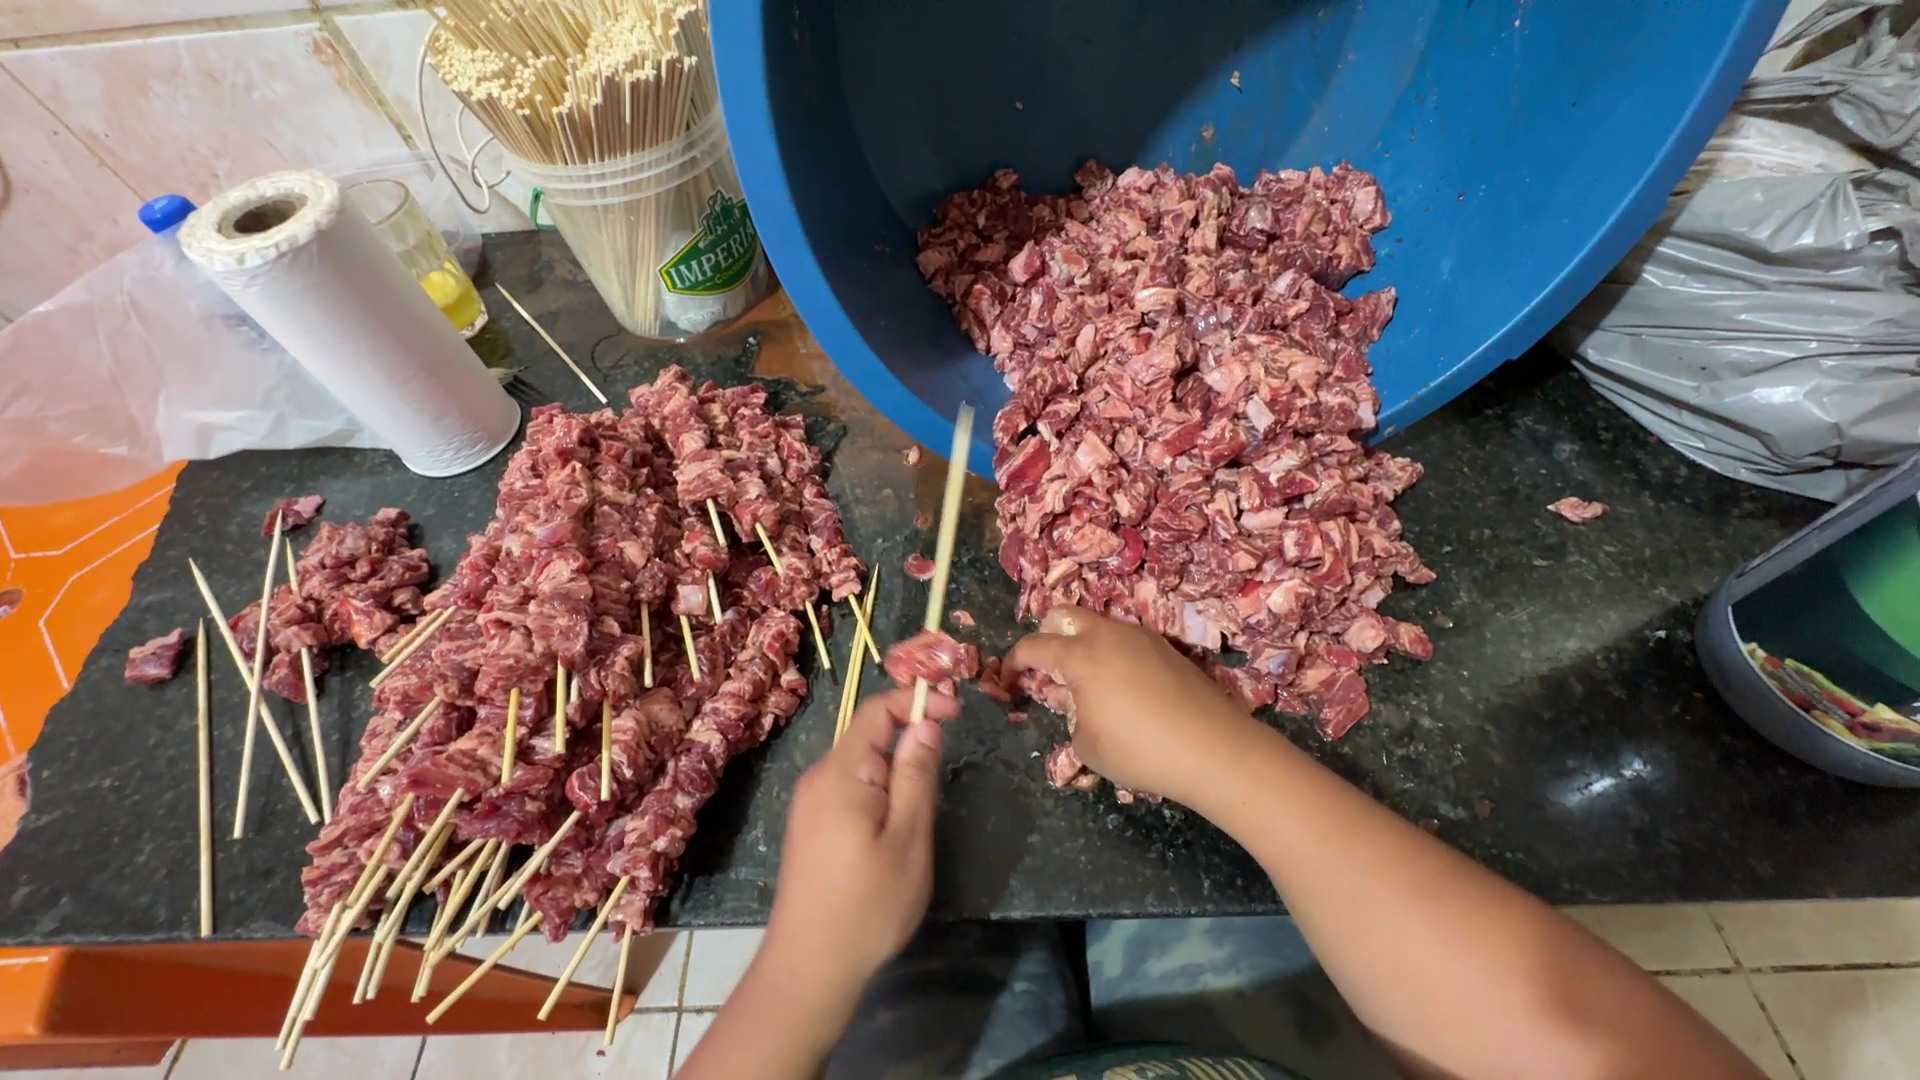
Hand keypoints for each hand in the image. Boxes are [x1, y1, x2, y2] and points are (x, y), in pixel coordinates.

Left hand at [762, 686, 958, 995]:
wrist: (808, 968)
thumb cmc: (867, 905)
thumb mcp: (908, 840)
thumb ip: (917, 776)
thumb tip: (925, 724)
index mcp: (842, 773)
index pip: (877, 710)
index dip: (917, 701)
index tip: (956, 710)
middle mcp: (819, 777)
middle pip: (868, 735)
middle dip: (909, 737)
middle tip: (944, 767)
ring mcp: (810, 802)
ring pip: (861, 763)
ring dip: (896, 768)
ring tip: (922, 809)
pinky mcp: (811, 825)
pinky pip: (850, 786)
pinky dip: (879, 788)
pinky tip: (893, 826)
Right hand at [1004, 606, 1261, 803]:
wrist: (1214, 749)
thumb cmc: (1141, 750)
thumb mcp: (1087, 745)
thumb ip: (1072, 715)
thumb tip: (1080, 703)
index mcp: (1081, 656)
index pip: (1033, 646)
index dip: (1012, 662)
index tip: (1007, 682)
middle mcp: (1109, 635)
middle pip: (1064, 615)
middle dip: (1046, 636)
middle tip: (1045, 670)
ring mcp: (1141, 637)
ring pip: (1098, 625)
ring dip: (1082, 644)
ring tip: (1087, 683)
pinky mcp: (1167, 648)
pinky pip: (1126, 640)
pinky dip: (1111, 654)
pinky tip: (1123, 689)